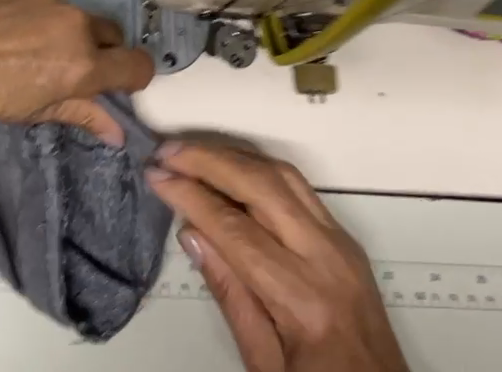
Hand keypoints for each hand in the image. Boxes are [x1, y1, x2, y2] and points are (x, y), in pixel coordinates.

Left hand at [0, 0, 155, 140]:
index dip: (131, 78)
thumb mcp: (28, 113)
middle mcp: (73, 25)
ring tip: (28, 50)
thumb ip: (78, 113)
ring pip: (78, 15)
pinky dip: (40, 14)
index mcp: (81, 64)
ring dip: (68, 32)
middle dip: (100, 53)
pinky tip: (7, 29)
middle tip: (66, 73)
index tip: (115, 86)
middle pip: (113, 35)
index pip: (137, 65)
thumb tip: (114, 130)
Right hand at [147, 142, 408, 371]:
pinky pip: (298, 187)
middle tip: (166, 151)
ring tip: (190, 151)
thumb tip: (191, 231)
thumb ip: (230, 295)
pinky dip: (258, 167)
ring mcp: (341, 242)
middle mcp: (327, 258)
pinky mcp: (345, 238)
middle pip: (261, 186)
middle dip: (208, 160)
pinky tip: (230, 166)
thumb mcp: (264, 363)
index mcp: (304, 299)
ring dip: (233, 156)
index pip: (235, 229)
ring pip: (283, 175)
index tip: (155, 176)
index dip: (191, 196)